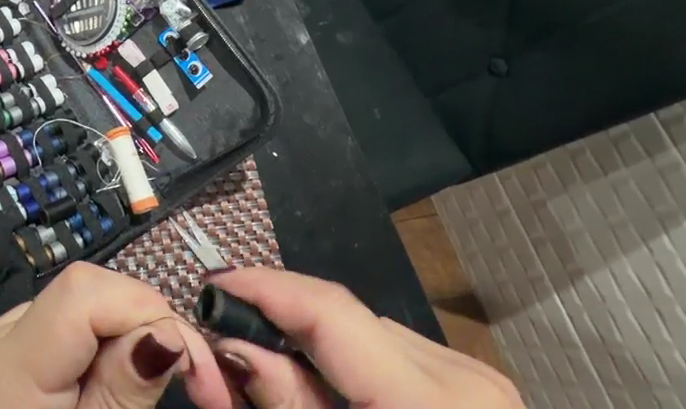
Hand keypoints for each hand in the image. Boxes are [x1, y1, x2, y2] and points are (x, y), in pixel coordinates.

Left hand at [0, 262, 234, 408]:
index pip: (83, 292)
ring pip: (70, 306)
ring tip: (152, 383)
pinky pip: (52, 327)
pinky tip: (108, 384)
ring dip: (121, 334)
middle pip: (79, 293)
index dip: (146, 311)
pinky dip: (91, 346)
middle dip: (143, 321)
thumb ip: (124, 390)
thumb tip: (168, 331)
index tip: (195, 365)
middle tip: (194, 379)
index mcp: (4, 370)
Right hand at [206, 269, 521, 408]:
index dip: (260, 288)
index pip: (329, 310)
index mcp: (431, 403)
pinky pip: (394, 359)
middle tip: (220, 349)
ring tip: (264, 379)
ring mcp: (480, 382)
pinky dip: (348, 370)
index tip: (204, 291)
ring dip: (310, 348)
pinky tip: (323, 398)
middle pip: (342, 318)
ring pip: (366, 335)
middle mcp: (462, 375)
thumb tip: (226, 347)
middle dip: (276, 324)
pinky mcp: (481, 393)